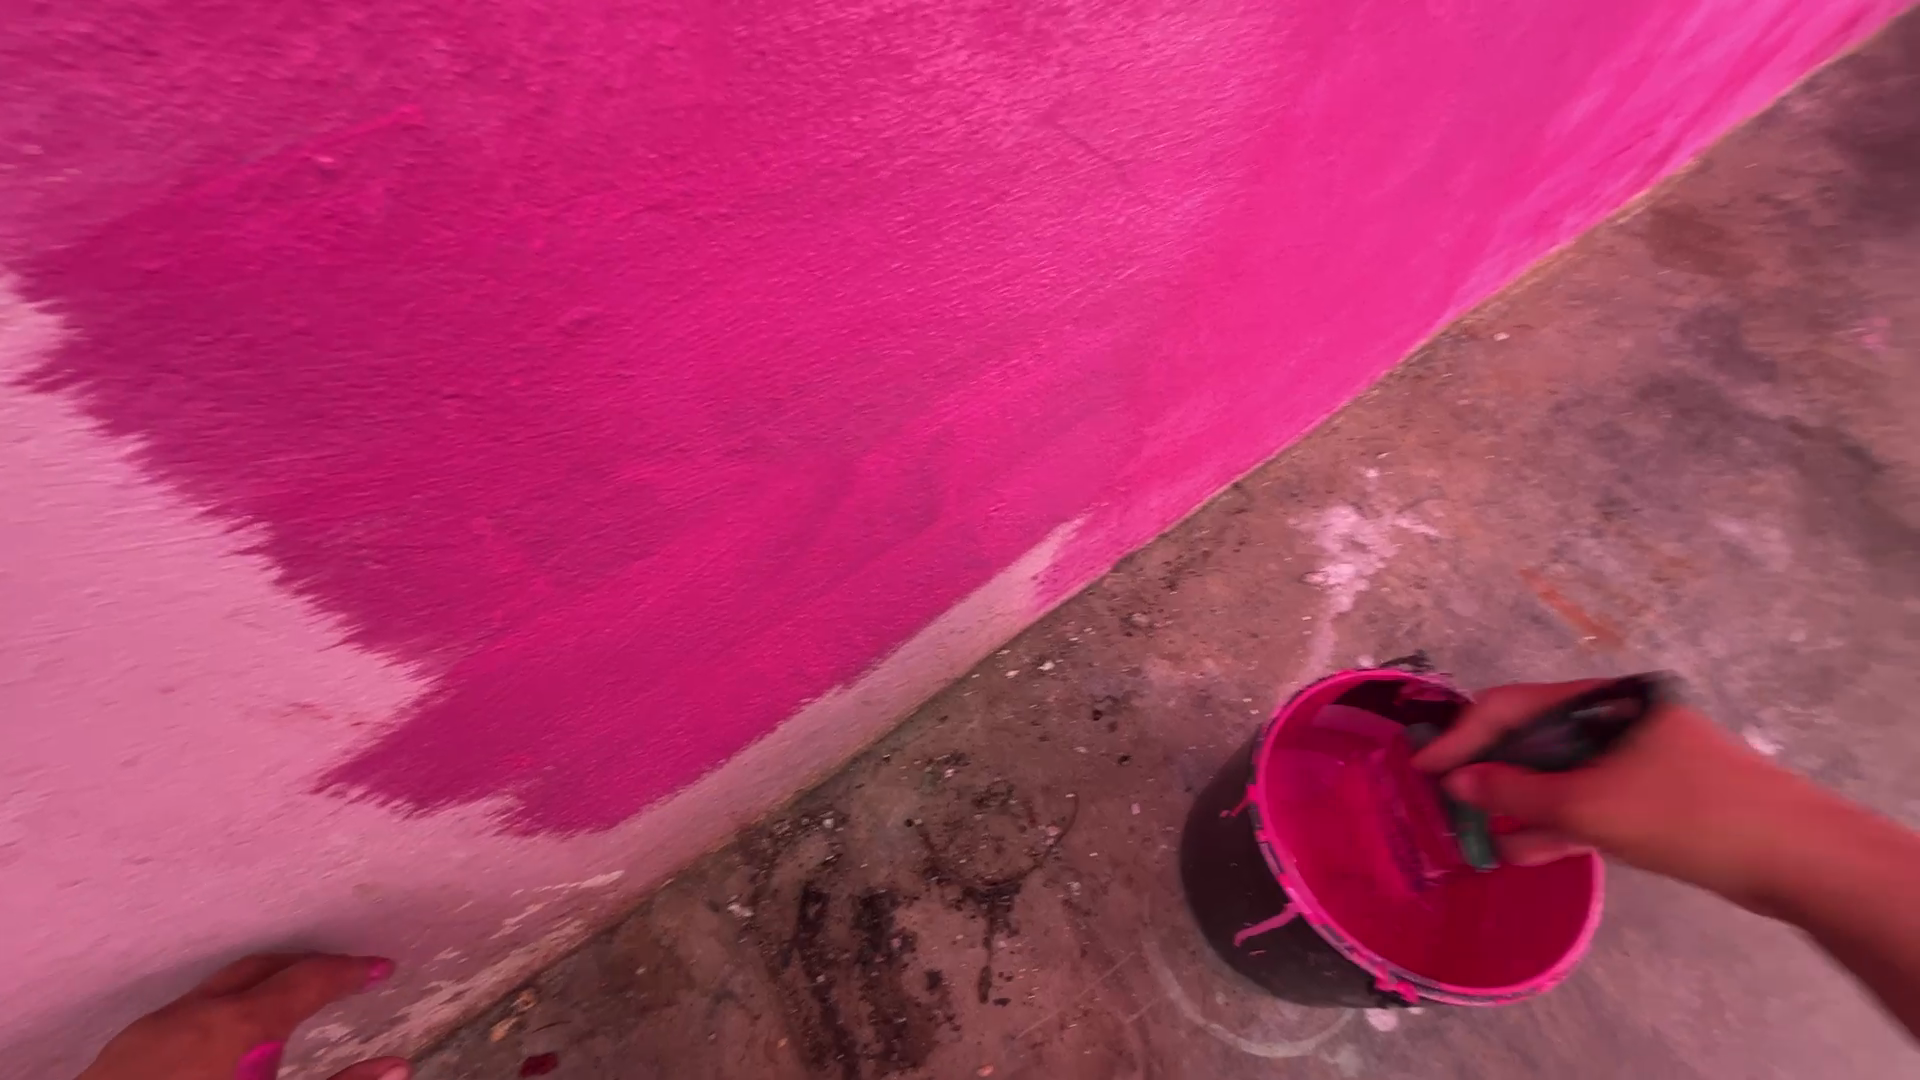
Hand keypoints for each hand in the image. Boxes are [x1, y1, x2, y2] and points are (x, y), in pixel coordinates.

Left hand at [77, 953, 407, 1079]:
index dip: (354, 970)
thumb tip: (400, 1066)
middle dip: (308, 965)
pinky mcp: (114, 1056)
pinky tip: (222, 1039)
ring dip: (261, 985)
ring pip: (219, 988)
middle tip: (342, 974)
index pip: (314, 977)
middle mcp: (195, 1014)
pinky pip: (183, 1013)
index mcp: (240, 1024)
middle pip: (265, 967)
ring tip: (287, 1002)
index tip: (383, 969)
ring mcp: (147, 1033)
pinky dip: (220, 1009)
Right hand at [1412, 680, 1808, 908]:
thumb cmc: (1689, 813)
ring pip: (1554, 775)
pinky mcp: (1648, 797)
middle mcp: (1610, 722)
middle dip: (1485, 772)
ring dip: (1514, 804)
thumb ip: (1513, 790)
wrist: (1811, 866)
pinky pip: (1584, 802)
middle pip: (1529, 740)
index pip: (1507, 707)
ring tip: (1473, 832)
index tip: (1424, 765)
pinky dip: (1552, 823)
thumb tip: (1453, 781)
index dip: (1460, 737)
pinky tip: (1517, 850)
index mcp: (1599, 701)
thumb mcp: (1588, 803)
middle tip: (1444, 797)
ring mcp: (1631, 760)